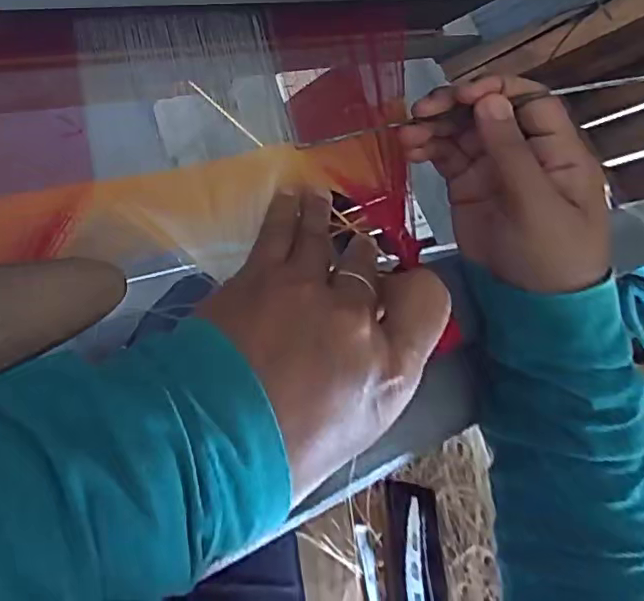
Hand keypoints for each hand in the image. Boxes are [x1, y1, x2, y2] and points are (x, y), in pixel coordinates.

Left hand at [199, 189, 450, 500]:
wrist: (215, 433)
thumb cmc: (291, 447)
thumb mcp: (360, 422)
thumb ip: (378, 369)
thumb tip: (375, 332)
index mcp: (390, 365)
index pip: (428, 300)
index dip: (416, 286)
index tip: (397, 284)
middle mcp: (353, 316)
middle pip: (367, 264)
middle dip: (363, 251)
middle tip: (357, 241)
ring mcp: (302, 287)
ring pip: (321, 237)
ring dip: (322, 214)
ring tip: (320, 196)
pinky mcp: (257, 274)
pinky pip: (278, 231)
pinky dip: (286, 210)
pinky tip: (287, 197)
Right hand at [396, 75, 609, 294]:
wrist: (532, 304)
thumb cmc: (551, 255)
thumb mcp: (536, 203)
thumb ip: (512, 151)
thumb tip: (488, 99)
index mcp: (556, 151)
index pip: (529, 101)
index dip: (495, 89)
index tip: (462, 95)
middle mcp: (523, 150)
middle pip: (486, 109)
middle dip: (453, 105)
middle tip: (422, 111)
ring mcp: (492, 166)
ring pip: (459, 128)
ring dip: (432, 125)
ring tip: (408, 135)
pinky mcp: (465, 182)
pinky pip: (443, 152)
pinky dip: (424, 145)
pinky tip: (409, 148)